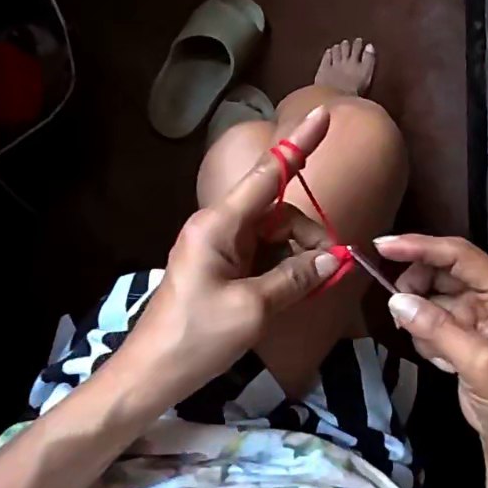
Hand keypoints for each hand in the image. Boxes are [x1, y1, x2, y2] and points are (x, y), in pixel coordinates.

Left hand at [116, 107, 341, 406]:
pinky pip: (260, 256)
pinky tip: (295, 290)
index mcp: (218, 225)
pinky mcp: (219, 269)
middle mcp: (217, 228)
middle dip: (308, 235)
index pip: (267, 175)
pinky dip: (282, 268)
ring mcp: (217, 248)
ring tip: (312, 287)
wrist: (153, 372)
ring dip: (297, 255)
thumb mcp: (253, 309)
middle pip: (278, 213)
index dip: (299, 146)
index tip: (325, 116)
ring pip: (272, 236)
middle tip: (331, 270)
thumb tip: (335, 259)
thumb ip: (295, 278)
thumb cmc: (197, 337)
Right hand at [373, 235, 487, 458]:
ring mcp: (475, 314)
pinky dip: (425, 336)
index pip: (459, 255)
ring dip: (420, 319)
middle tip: (397, 310)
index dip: (420, 247)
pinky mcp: (461, 333)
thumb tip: (396, 301)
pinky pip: (428, 319)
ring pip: (430, 295)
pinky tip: (441, 361)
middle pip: (440, 271)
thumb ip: (437, 328)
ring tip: (434, 349)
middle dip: (416, 287)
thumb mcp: (479, 362)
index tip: (382, 246)